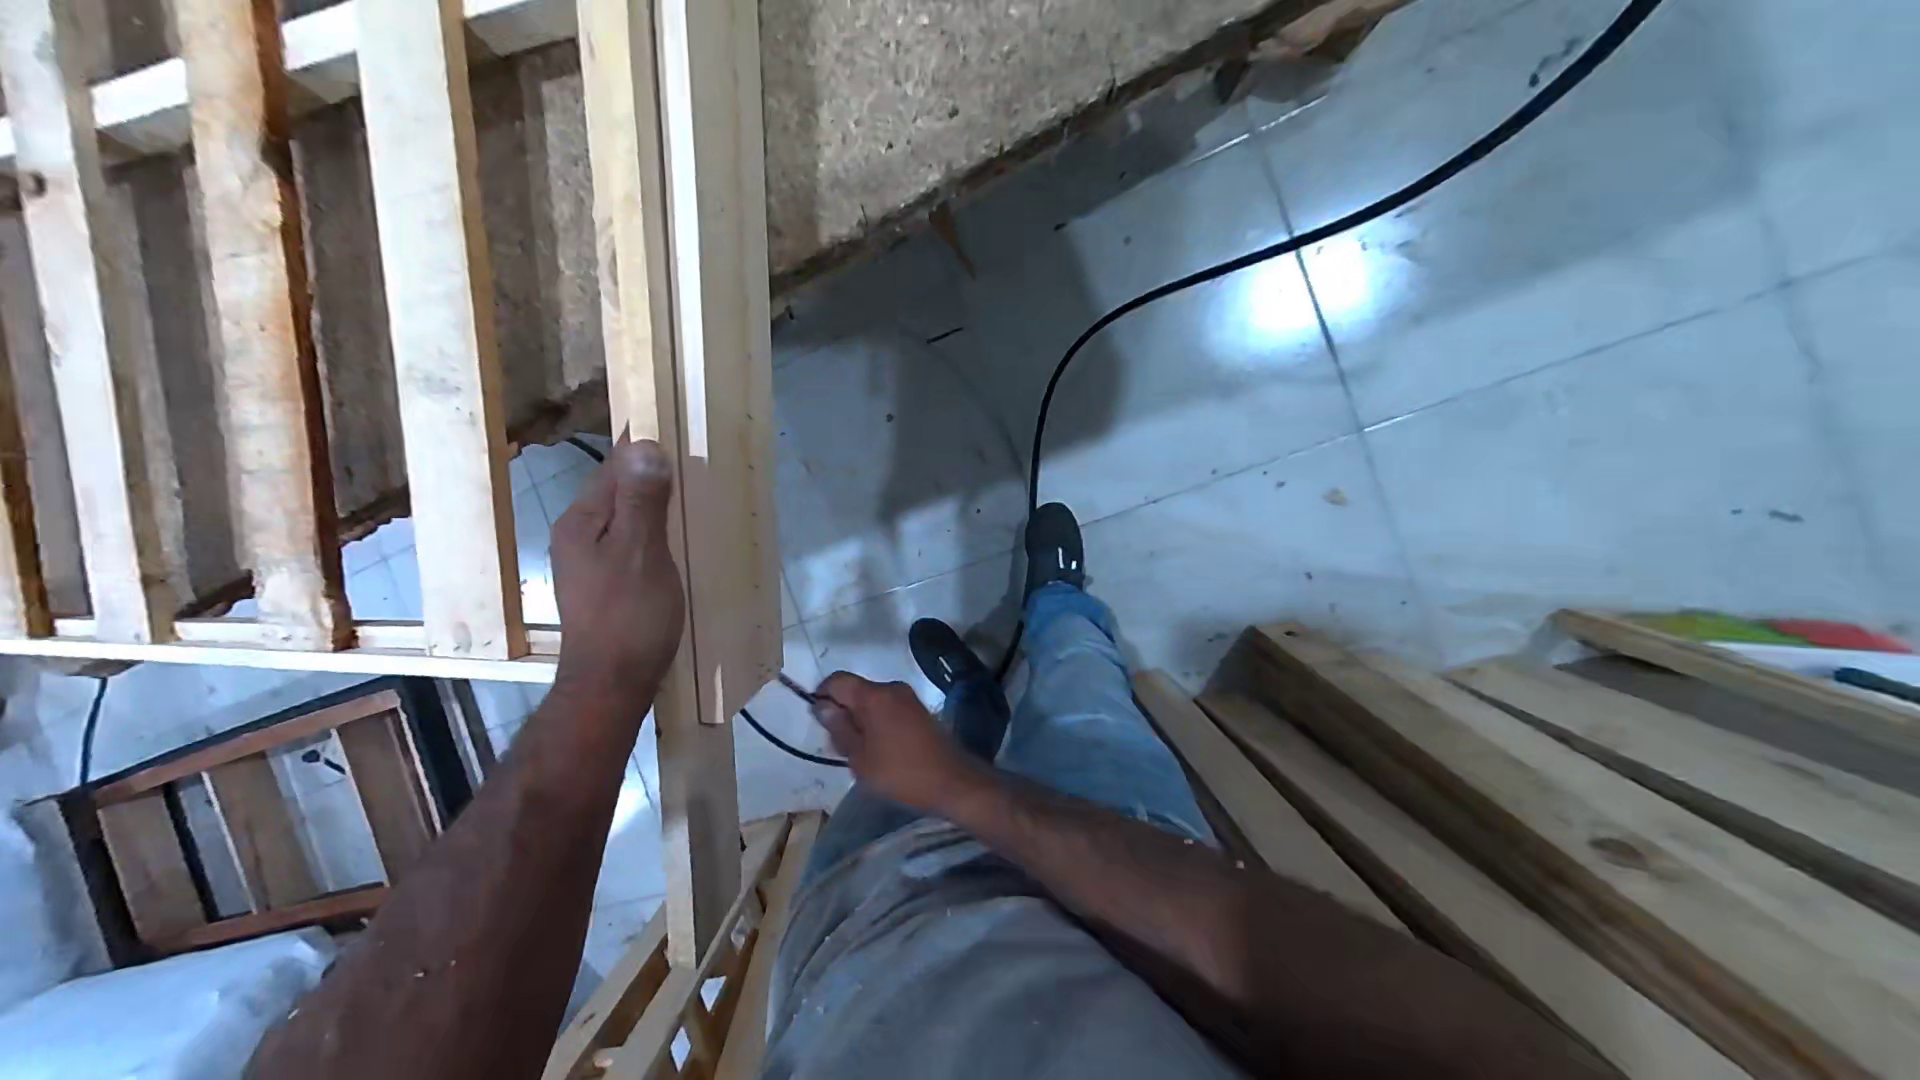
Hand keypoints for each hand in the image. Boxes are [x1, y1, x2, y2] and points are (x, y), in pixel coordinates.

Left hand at [551, 438, 685, 703]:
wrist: (612, 683)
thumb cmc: (630, 615)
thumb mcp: (643, 552)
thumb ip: (642, 500)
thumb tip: (644, 444)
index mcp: (582, 521)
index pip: (614, 468)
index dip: (646, 455)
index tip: (681, 445)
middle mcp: (577, 536)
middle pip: (618, 493)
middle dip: (652, 483)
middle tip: (695, 481)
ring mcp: (587, 563)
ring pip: (625, 521)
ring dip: (654, 512)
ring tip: (690, 510)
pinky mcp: (603, 585)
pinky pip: (629, 545)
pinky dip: (652, 538)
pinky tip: (673, 549)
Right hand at [812, 672, 995, 814]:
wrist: (952, 782)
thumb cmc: (900, 772)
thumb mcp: (859, 757)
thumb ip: (838, 728)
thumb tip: (823, 706)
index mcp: (874, 695)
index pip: (837, 680)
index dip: (822, 697)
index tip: (821, 724)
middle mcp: (892, 688)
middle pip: (855, 691)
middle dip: (843, 714)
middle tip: (842, 748)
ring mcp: (908, 698)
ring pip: (871, 702)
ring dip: (860, 721)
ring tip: (862, 755)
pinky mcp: (919, 711)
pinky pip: (888, 709)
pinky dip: (877, 724)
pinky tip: (881, 752)